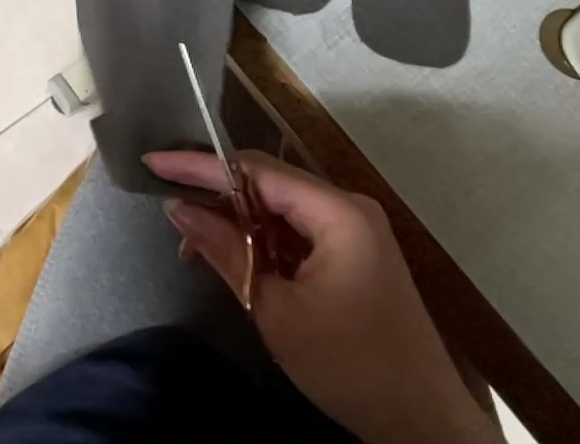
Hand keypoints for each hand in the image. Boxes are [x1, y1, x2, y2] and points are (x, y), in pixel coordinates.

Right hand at [144, 150, 502, 443]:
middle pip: (268, 184)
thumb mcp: (275, 310)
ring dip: (238, 224)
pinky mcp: (355, 253)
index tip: (154, 163)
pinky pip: (298, 230)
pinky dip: (264, 242)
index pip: (254, 169)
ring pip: (280, 209)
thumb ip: (225, 250)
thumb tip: (178, 208)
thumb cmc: (349, 365)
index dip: (200, 164)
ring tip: (196, 250)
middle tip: (172, 218)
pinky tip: (236, 261)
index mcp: (336, 211)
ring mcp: (355, 229)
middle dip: (217, 199)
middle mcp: (348, 207)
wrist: (424, 424)